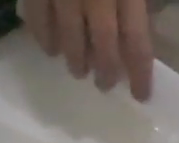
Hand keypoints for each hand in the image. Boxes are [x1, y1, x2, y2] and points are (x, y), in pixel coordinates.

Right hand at [22, 0, 153, 100]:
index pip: (137, 43)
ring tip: (78, 70)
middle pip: (104, 44)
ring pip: (69, 34)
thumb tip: (138, 42)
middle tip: (104, 84)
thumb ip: (136, 4)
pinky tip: (50, 48)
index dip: (140, 74)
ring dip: (75, 59)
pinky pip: (37, 17)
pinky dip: (44, 37)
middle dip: (106, 70)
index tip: (141, 97)